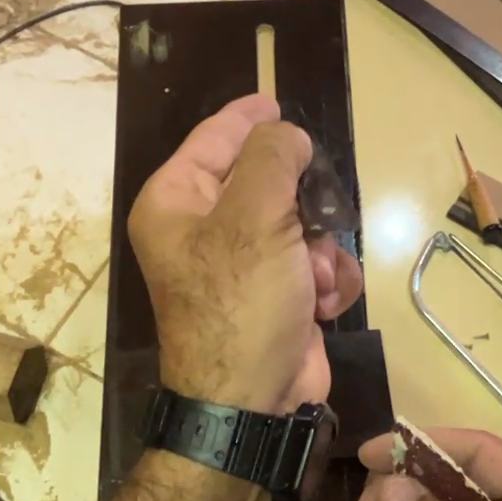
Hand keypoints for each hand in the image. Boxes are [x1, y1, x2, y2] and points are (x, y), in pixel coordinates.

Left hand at [127, 94, 363, 413]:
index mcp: (176, 203)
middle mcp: (203, 231)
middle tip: (316, 214)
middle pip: (266, 181)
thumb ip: (272, 156)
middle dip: (302, 202)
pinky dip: (325, 282)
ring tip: (311, 280)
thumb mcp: (253, 216)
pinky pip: (314, 264)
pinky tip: (319, 305)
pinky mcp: (277, 297)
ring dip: (320, 251)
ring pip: (302, 224)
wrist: (253, 401)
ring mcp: (242, 267)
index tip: (276, 100)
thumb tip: (285, 136)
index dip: (247, 118)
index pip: (213, 140)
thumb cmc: (240, 304)